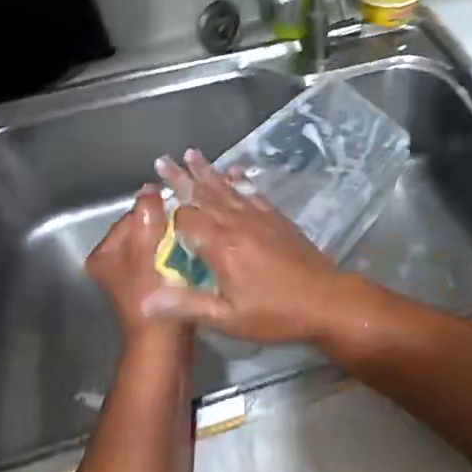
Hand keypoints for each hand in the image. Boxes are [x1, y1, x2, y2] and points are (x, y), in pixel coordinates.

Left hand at [84, 184, 183, 343]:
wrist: (164, 346)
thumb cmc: (149, 297)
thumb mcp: (145, 252)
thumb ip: (145, 219)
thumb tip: (148, 189)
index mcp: (103, 254)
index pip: (131, 217)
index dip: (156, 211)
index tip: (180, 209)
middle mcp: (114, 263)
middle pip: (145, 229)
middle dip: (167, 225)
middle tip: (191, 224)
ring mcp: (134, 276)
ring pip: (158, 244)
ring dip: (175, 240)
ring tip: (195, 238)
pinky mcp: (153, 286)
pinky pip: (166, 259)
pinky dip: (179, 255)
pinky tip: (195, 255)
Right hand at [144, 148, 377, 344]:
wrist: (326, 300)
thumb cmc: (275, 313)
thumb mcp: (227, 318)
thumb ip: (186, 305)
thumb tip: (145, 300)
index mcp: (221, 246)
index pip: (186, 219)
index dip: (169, 215)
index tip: (154, 207)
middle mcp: (238, 223)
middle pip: (204, 194)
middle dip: (181, 178)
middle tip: (162, 160)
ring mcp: (260, 217)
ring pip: (227, 188)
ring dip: (208, 171)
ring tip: (192, 154)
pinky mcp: (277, 218)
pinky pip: (252, 192)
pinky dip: (240, 180)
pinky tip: (234, 172)